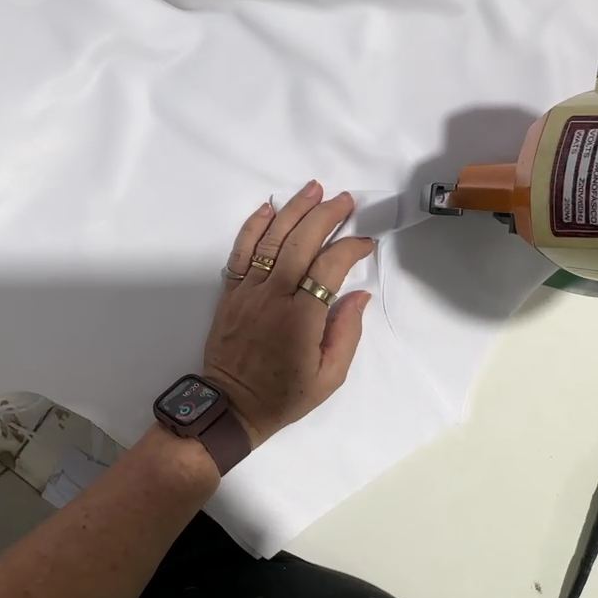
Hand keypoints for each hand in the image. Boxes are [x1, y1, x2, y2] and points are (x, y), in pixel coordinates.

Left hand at [201, 181, 376, 444]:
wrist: (231, 407)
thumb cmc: (284, 396)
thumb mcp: (328, 378)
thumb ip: (346, 333)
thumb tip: (358, 294)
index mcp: (301, 319)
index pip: (329, 267)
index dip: (350, 249)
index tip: (366, 243)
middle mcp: (273, 297)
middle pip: (300, 243)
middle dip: (325, 216)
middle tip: (344, 200)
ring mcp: (248, 292)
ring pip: (271, 240)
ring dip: (293, 211)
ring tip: (313, 189)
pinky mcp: (231, 293)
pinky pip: (241, 252)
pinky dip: (254, 227)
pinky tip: (269, 209)